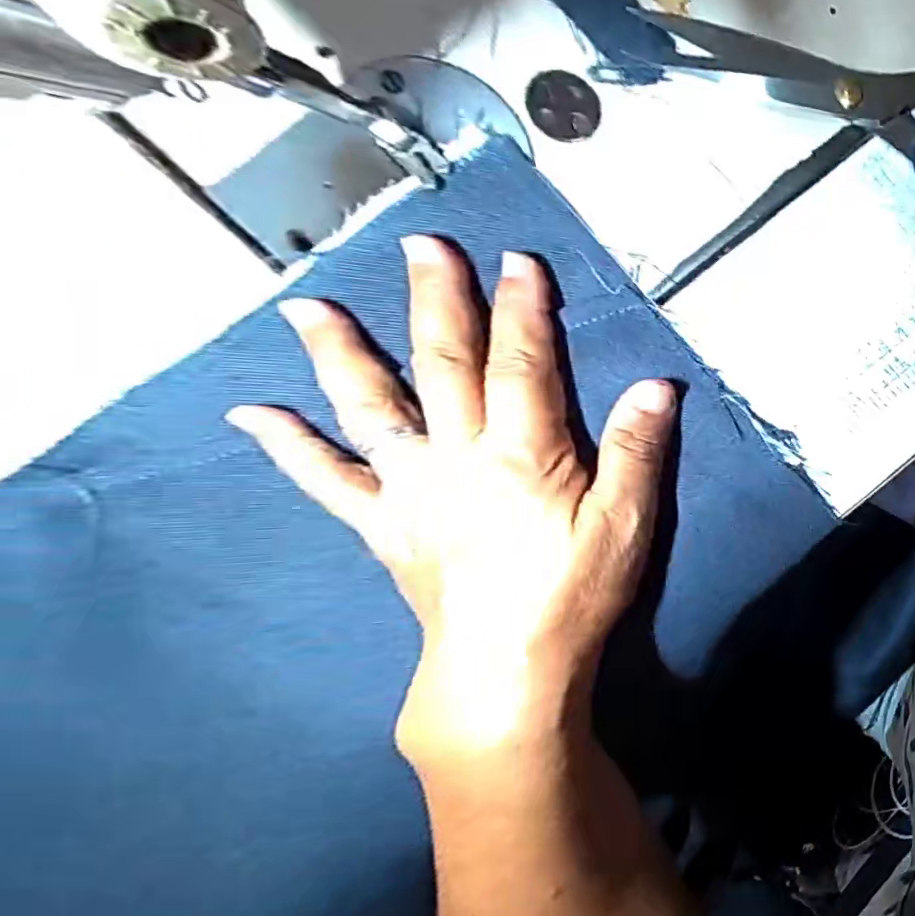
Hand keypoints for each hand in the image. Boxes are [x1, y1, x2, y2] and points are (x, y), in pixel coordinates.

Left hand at [226, 237, 678, 766]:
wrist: (508, 667)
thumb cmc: (576, 591)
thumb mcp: (627, 522)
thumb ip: (639, 452)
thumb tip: (658, 387)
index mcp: (522, 454)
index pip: (523, 365)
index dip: (524, 311)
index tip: (519, 263)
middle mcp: (457, 458)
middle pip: (445, 367)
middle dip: (440, 303)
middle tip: (425, 248)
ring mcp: (412, 491)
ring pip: (373, 411)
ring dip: (343, 355)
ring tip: (311, 309)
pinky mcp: (385, 527)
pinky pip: (331, 483)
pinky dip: (292, 449)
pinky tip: (255, 418)